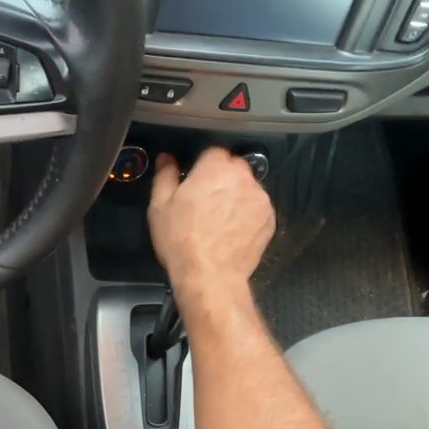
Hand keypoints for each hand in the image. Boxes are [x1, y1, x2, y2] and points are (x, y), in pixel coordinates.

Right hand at [147, 148, 275, 314]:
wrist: (210, 277)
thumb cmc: (183, 243)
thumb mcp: (160, 207)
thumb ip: (165, 176)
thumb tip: (166, 160)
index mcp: (214, 168)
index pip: (212, 151)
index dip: (202, 165)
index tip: (194, 180)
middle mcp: (242, 177)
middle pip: (233, 167)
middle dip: (221, 179)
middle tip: (205, 202)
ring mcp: (259, 198)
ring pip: (247, 187)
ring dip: (236, 196)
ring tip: (218, 221)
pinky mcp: (269, 218)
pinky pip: (258, 208)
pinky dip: (247, 215)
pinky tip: (231, 231)